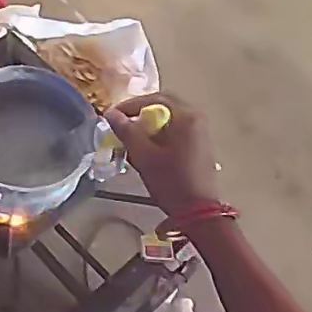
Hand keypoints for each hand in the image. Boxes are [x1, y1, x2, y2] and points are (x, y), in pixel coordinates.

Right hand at [105, 93, 221, 212]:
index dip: (130, 105)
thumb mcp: (144, 156)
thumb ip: (127, 132)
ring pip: (169, 120)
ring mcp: (201, 132)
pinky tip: (147, 150)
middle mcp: (197, 119)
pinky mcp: (200, 146)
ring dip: (149, 126)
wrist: (199, 212)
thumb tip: (111, 114)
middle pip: (163, 107)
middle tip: (121, 126)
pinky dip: (159, 136)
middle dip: (139, 115)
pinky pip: (176, 131)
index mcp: (186, 117)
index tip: (113, 116)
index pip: (155, 99)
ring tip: (131, 140)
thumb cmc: (171, 181)